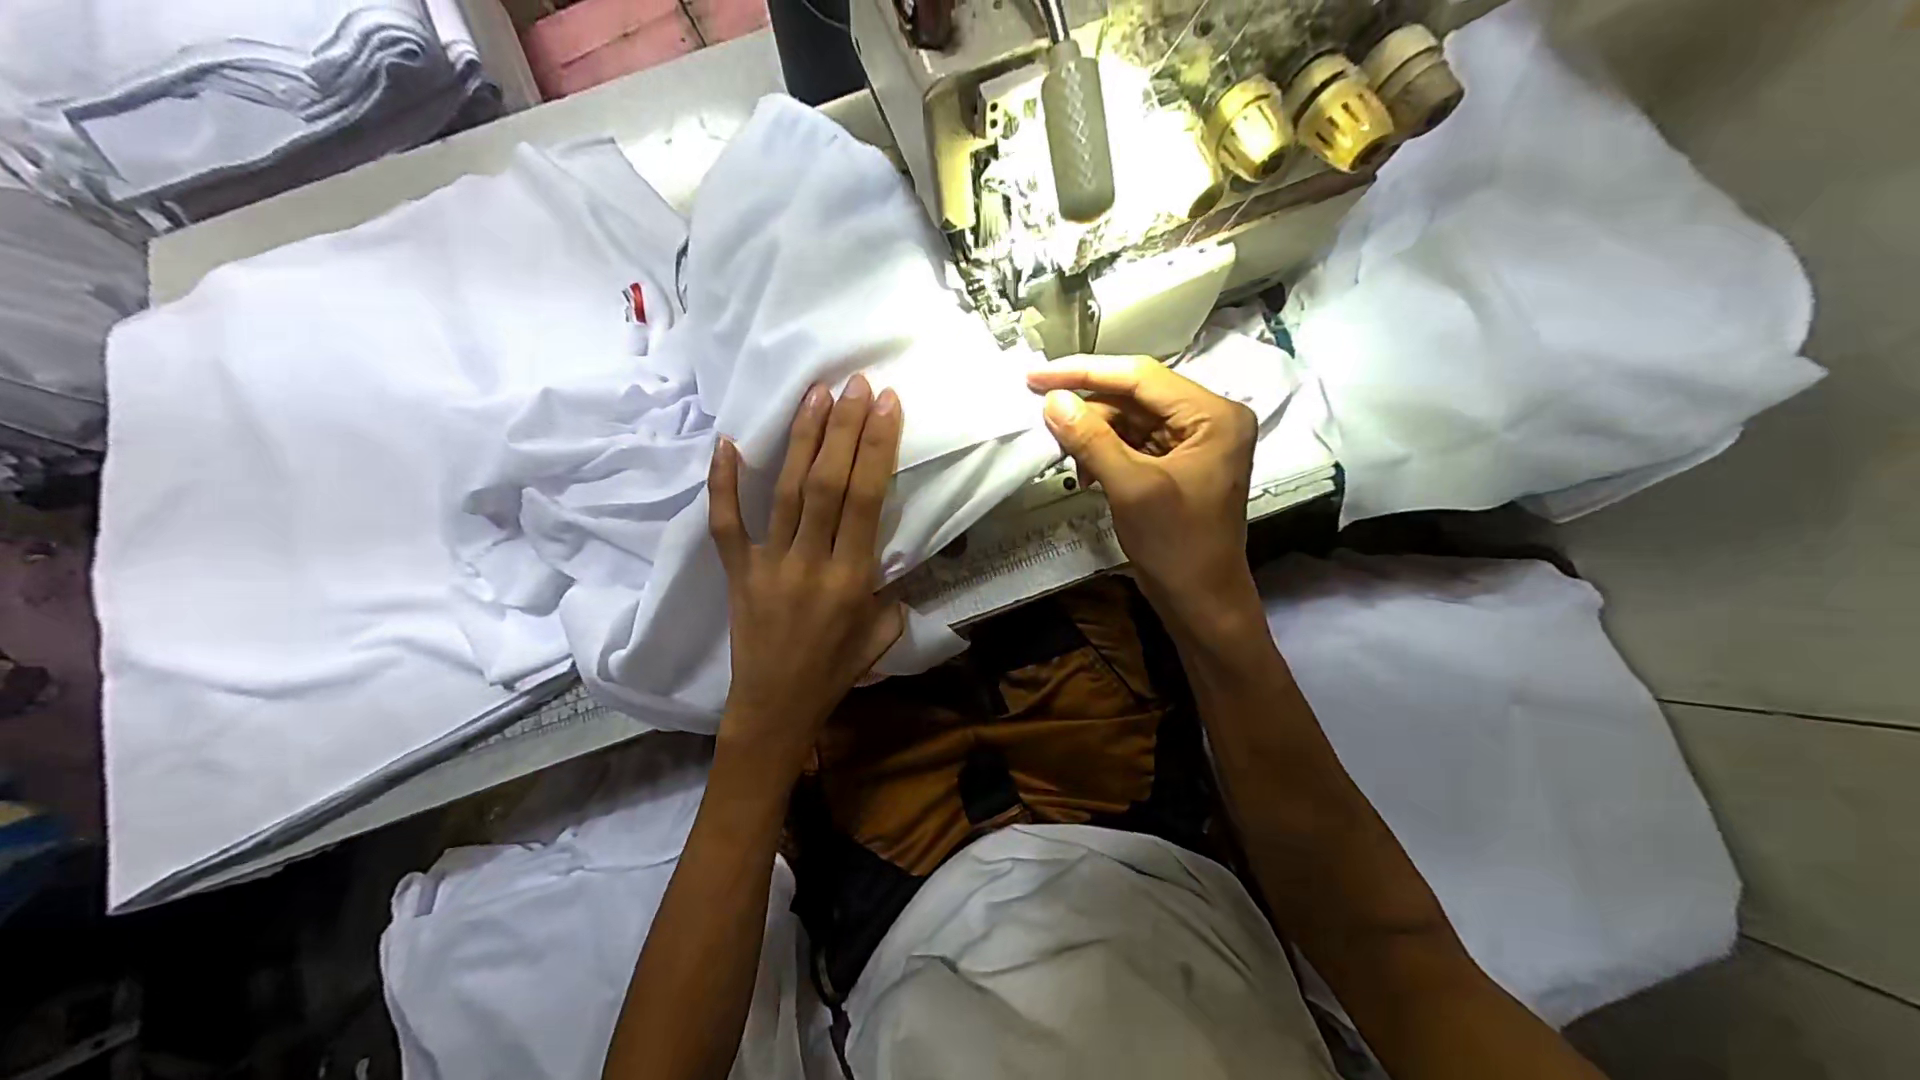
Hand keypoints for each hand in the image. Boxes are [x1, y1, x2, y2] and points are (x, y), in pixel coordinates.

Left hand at [708, 374, 905, 775]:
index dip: (876, 448)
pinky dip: (723, 483)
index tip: (886, 405)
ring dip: (800, 440)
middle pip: (826, 485)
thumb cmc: (836, 671)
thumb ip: (891, 585)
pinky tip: (727, 442)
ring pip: (785, 492)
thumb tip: (891, 545)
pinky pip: (726, 524)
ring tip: (814, 395)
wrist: (775, 707)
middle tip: (854, 384)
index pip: (865, 501)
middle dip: (843, 429)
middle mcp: (809, 564)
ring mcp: (767, 565)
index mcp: (852, 580)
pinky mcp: (736, 572)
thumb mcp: (882, 631)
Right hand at [1028, 356, 1260, 632]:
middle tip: (1042, 414)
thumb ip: (1092, 439)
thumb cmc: (1177, 547)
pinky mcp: (1179, 463)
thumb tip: (1053, 400)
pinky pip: (1135, 442)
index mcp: (1213, 415)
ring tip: (1062, 449)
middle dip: (1088, 406)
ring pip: (1131, 418)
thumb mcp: (1131, 488)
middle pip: (1135, 395)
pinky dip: (1105, 450)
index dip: (1085, 371)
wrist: (1201, 603)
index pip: (1141, 376)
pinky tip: (1085, 469)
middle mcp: (1209, 419)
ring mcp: (1195, 441)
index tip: (1037, 374)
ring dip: (1094, 432)